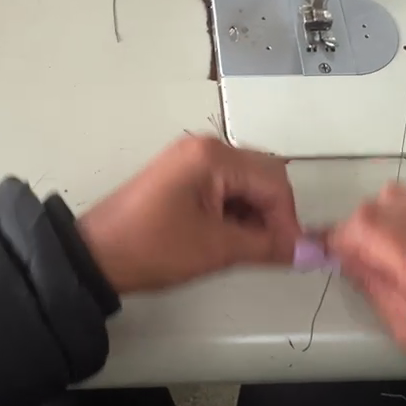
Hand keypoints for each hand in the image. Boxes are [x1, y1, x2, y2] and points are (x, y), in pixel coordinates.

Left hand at [76, 135, 300, 294]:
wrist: (96, 257)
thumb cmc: (151, 248)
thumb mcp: (217, 249)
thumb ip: (269, 246)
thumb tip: (310, 251)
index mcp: (212, 156)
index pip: (274, 181)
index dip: (287, 220)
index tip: (288, 253)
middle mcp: (203, 148)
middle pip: (262, 175)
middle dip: (271, 215)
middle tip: (268, 251)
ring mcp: (190, 159)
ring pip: (244, 183)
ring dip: (253, 214)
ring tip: (241, 248)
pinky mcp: (181, 175)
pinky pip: (223, 187)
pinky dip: (233, 212)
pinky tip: (226, 238)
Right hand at [325, 184, 405, 405]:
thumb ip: (372, 283)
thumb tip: (340, 252)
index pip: (366, 225)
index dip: (339, 236)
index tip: (330, 253)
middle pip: (379, 204)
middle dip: (358, 227)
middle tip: (358, 257)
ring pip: (400, 195)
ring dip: (382, 217)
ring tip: (386, 250)